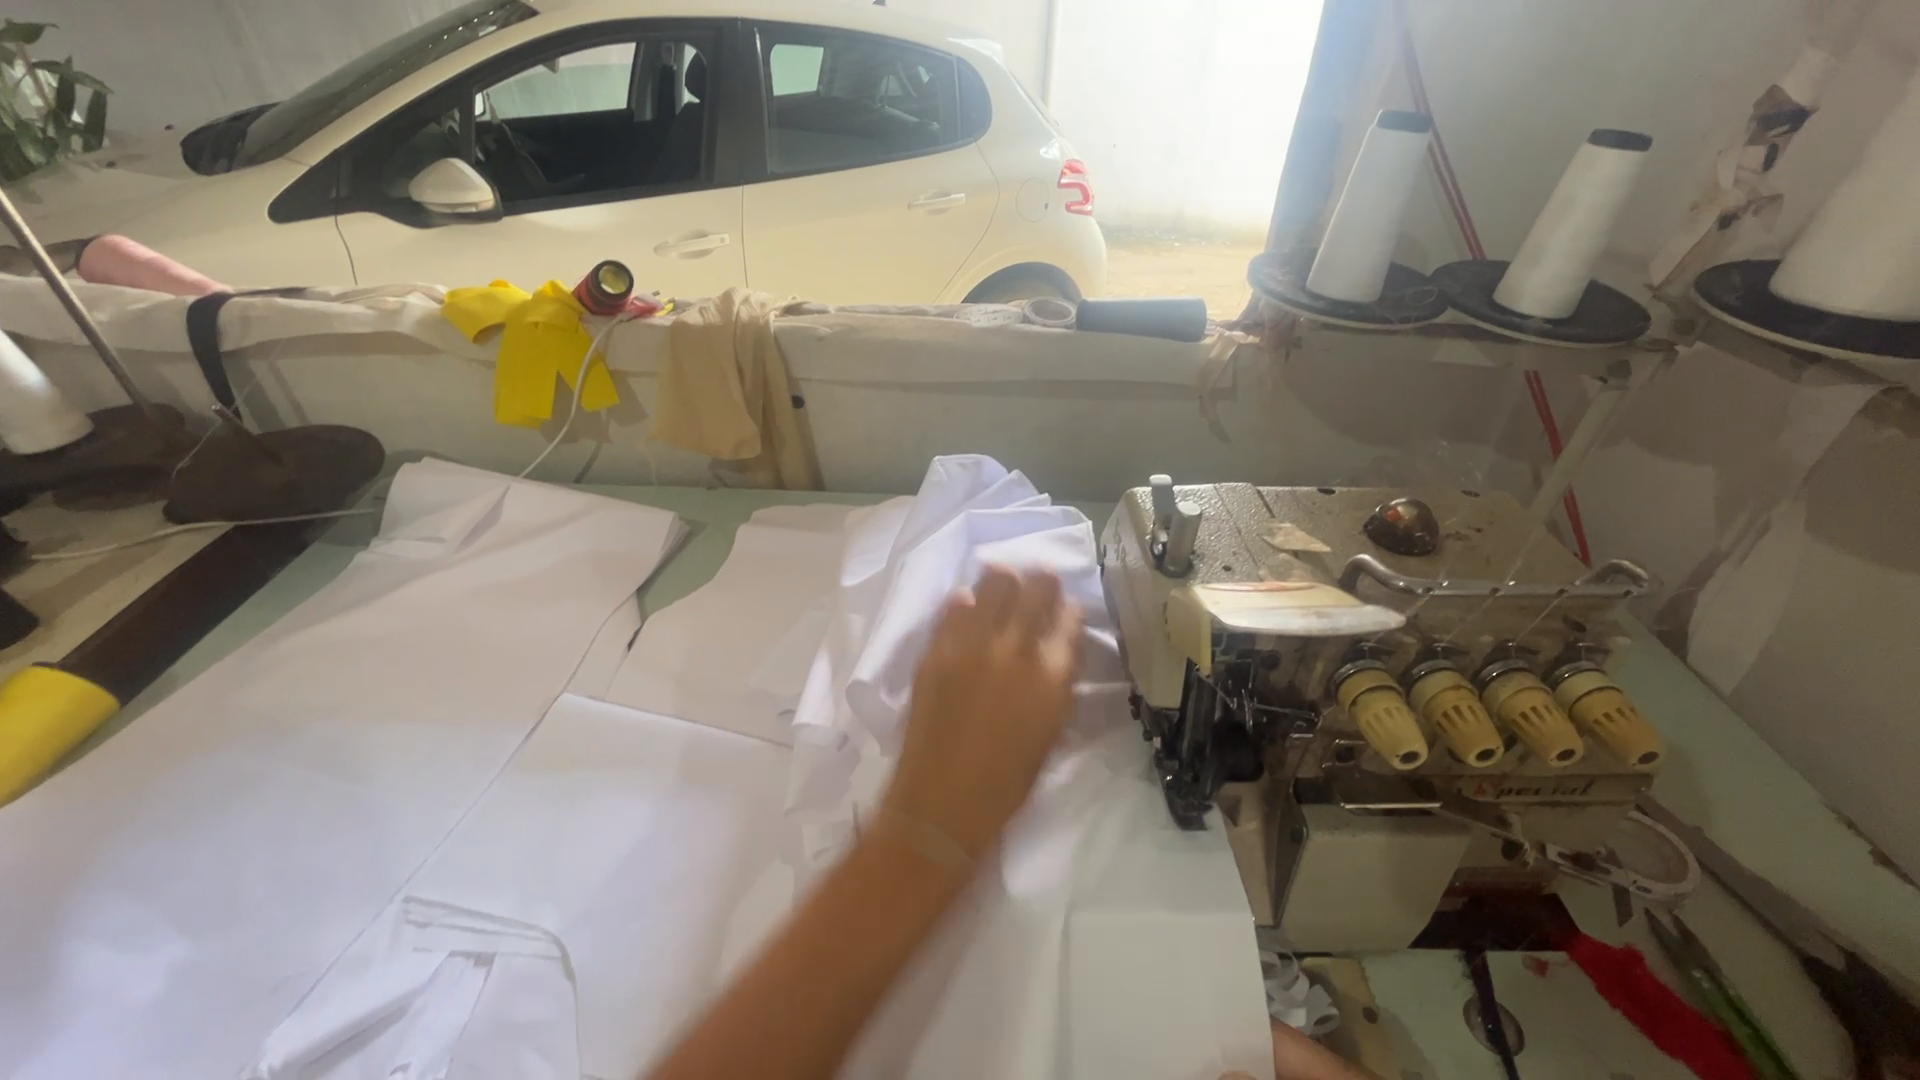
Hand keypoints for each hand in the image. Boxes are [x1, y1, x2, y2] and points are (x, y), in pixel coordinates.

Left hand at [880, 565, 1083, 862]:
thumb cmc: (1007, 783)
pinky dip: (965, 602)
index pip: (1068, 622)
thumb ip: (1055, 686)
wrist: (942, 802)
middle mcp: (1015, 650)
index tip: (1067, 607)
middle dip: (1042, 583)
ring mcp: (972, 646)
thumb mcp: (1049, 732)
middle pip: (1035, 592)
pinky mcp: (937, 651)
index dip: (1069, 610)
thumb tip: (1055, 653)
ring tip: (1005, 578)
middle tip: (1041, 579)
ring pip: (994, 588)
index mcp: (1051, 677)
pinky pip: (954, 609)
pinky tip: (968, 602)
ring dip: (1004, 582)